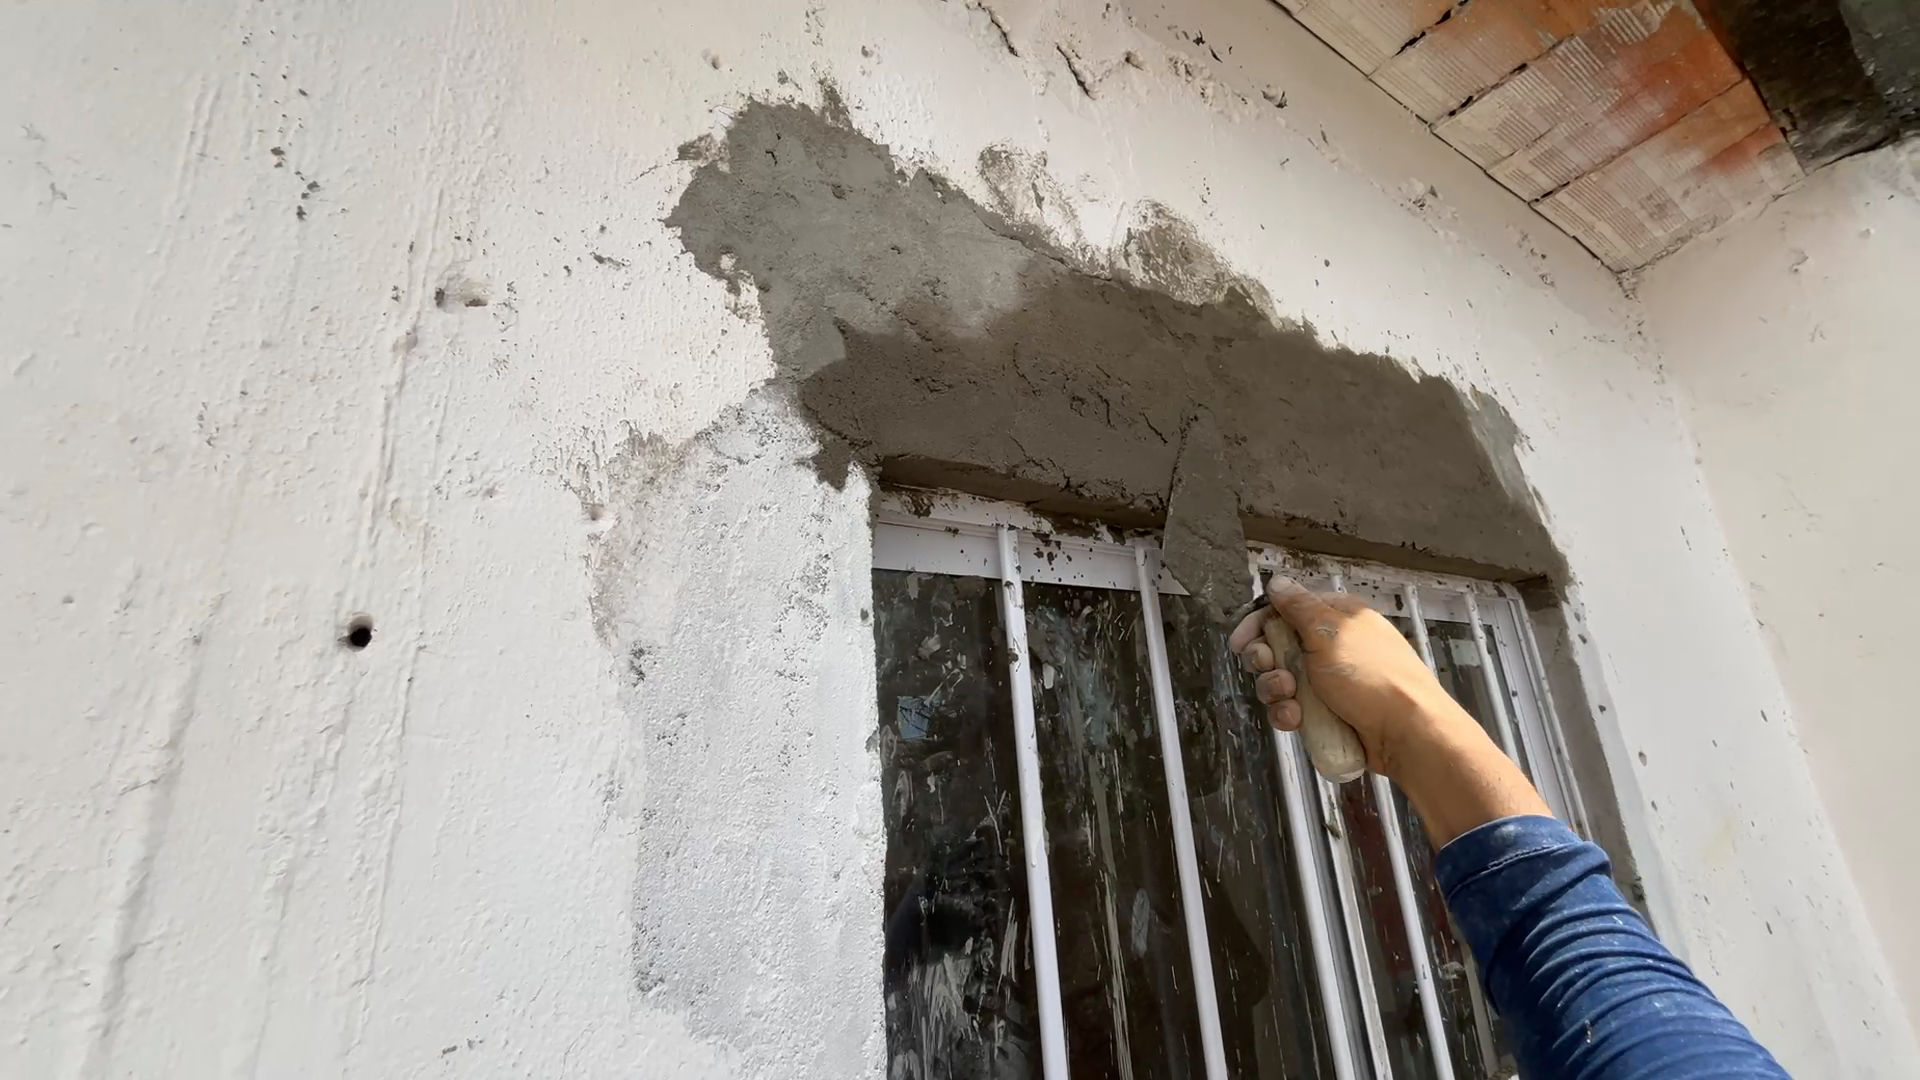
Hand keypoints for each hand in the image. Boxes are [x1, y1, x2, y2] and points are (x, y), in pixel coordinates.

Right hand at [1228, 576, 1457, 775]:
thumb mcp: (1330, 632)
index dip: (1257, 625)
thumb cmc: (1370, 676)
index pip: (1284, 611)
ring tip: (1289, 697)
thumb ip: (1298, 606)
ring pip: (1280, 679)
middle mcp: (1330, 646)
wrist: (1407, 735)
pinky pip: (1292, 707)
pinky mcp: (1326, 712)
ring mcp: (1328, 681)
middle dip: (1265, 659)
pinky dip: (1287, 712)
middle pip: (1276, 646)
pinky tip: (1295, 719)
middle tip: (1268, 667)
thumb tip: (1277, 582)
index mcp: (1335, 618)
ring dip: (1274, 688)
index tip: (1239, 643)